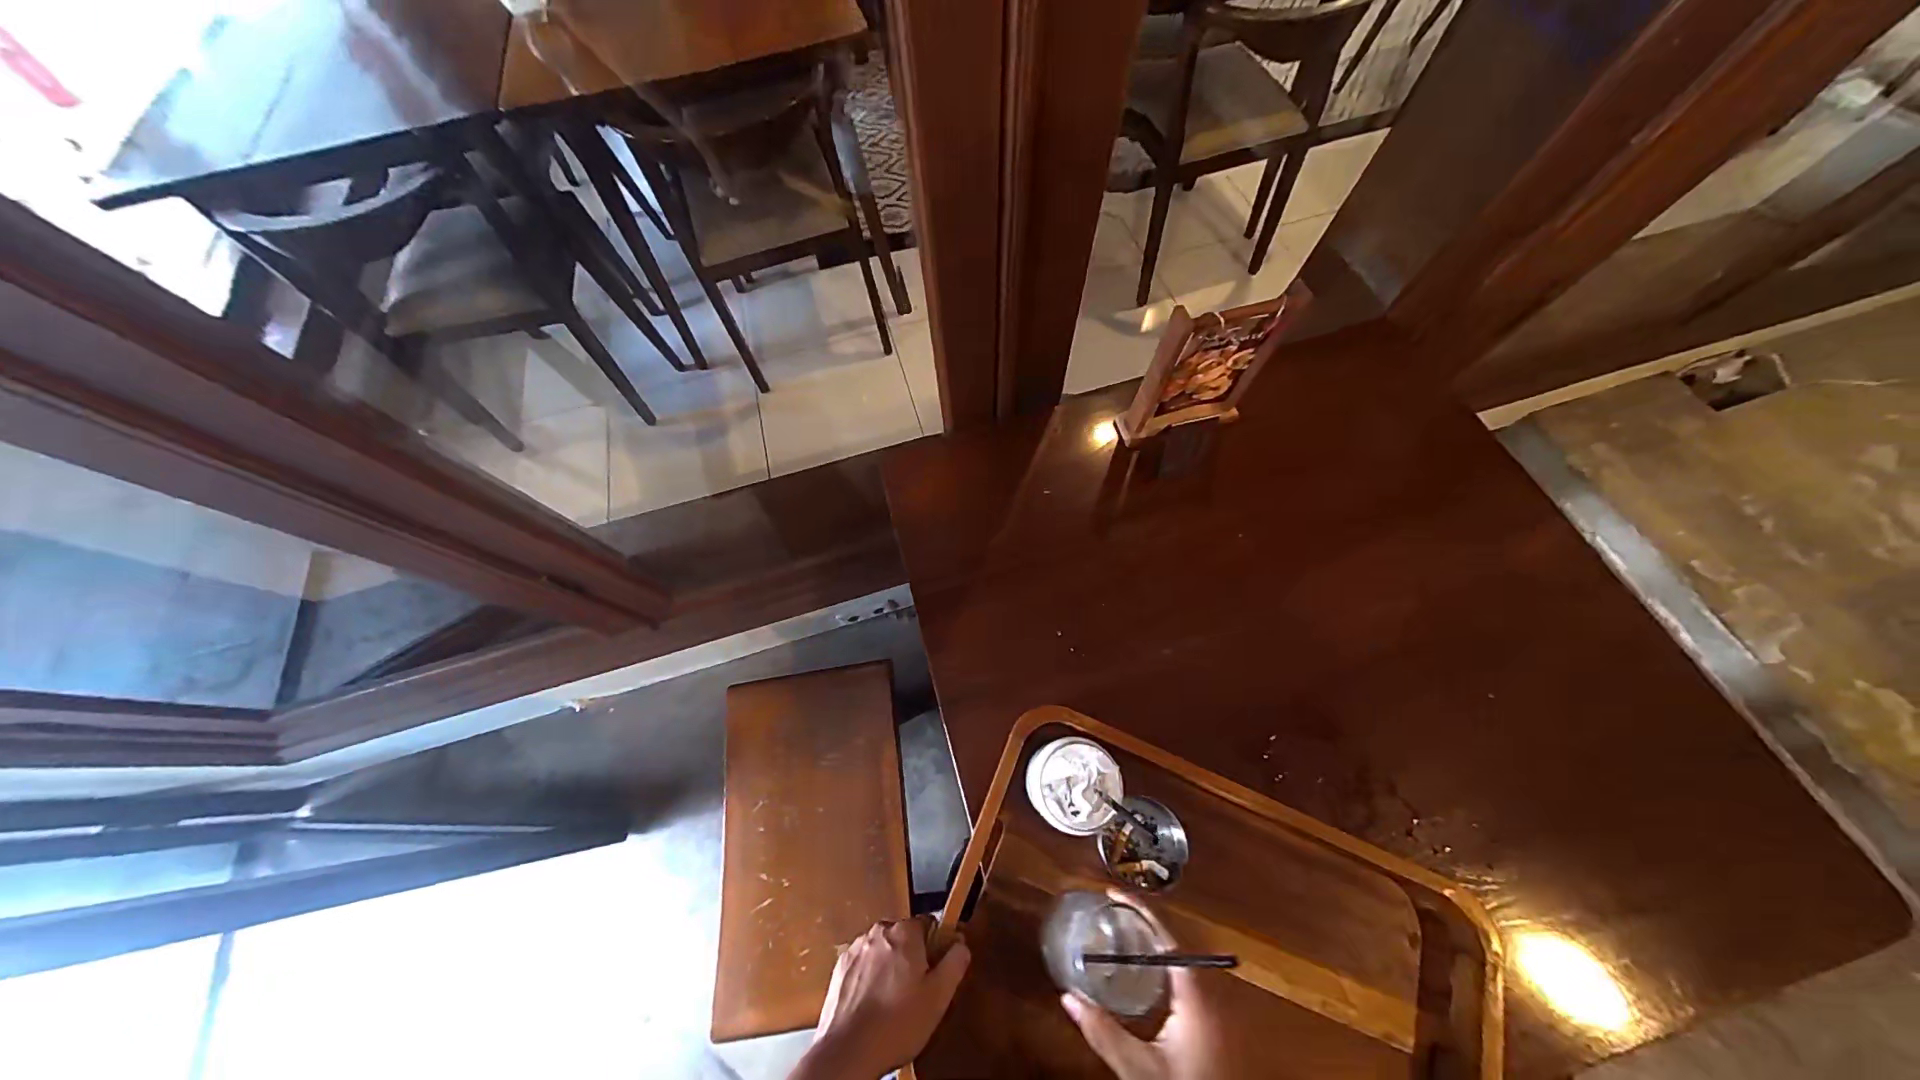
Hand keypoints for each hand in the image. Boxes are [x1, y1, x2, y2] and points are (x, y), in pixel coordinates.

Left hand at [793, 917, 971, 1079]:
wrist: (849, 1051)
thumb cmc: (896, 1024)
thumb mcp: (939, 996)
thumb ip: (955, 962)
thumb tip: (960, 945)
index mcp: (904, 931)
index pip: (929, 923)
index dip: (937, 946)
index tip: (938, 970)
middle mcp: (878, 931)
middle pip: (905, 937)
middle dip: (912, 958)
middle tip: (918, 992)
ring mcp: (856, 948)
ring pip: (883, 951)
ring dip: (890, 968)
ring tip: (894, 1004)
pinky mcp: (841, 968)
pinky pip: (864, 966)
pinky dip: (870, 979)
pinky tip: (874, 1006)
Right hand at [1060, 904, 1221, 1079]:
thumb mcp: (1139, 1071)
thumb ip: (1104, 1033)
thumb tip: (1067, 997)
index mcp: (1196, 998)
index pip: (1168, 939)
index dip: (1142, 911)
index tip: (1113, 894)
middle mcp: (1210, 998)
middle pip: (1176, 944)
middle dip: (1144, 922)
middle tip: (1112, 910)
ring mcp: (1214, 1013)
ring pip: (1182, 962)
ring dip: (1152, 941)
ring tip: (1122, 930)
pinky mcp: (1211, 1027)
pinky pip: (1184, 979)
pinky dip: (1161, 964)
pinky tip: (1142, 973)